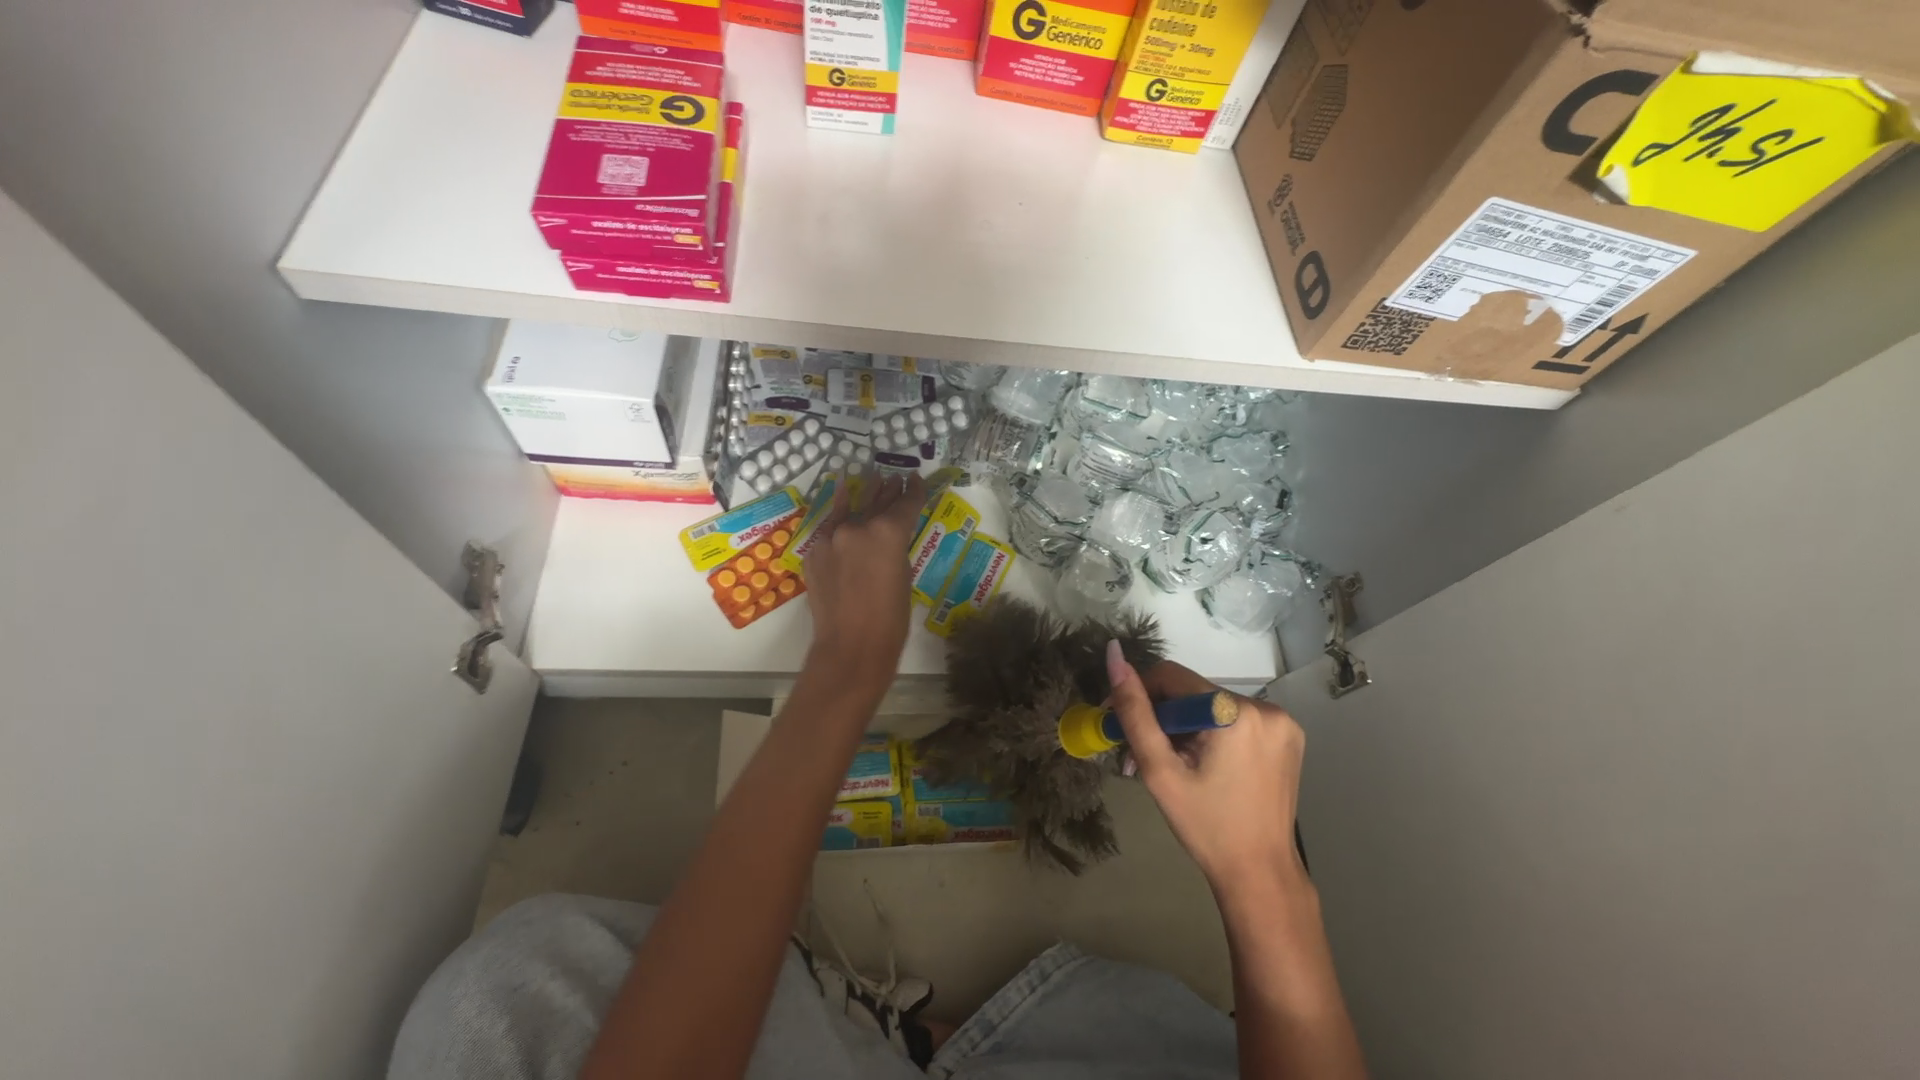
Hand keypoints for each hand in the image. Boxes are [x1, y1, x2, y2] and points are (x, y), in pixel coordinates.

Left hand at [800, 472, 926, 699]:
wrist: (850, 646)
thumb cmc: (891, 620)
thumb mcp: (904, 577)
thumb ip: (895, 551)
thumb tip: (888, 541)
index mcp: (889, 532)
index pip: (906, 504)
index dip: (914, 492)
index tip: (916, 480)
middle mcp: (859, 526)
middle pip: (878, 502)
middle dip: (889, 490)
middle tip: (897, 478)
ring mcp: (832, 537)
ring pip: (852, 510)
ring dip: (865, 494)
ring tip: (873, 476)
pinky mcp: (815, 552)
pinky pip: (830, 527)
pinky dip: (838, 512)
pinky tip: (841, 492)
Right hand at [1106, 641, 1308, 898]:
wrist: (1260, 872)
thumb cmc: (1205, 826)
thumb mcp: (1159, 770)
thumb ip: (1135, 712)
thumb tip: (1114, 655)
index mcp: (1233, 713)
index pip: (1171, 676)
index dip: (1139, 693)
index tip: (1118, 722)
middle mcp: (1265, 706)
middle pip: (1193, 692)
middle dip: (1163, 718)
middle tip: (1141, 755)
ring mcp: (1282, 721)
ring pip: (1214, 705)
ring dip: (1187, 727)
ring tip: (1173, 765)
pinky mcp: (1289, 736)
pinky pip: (1237, 719)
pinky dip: (1214, 733)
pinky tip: (1206, 764)